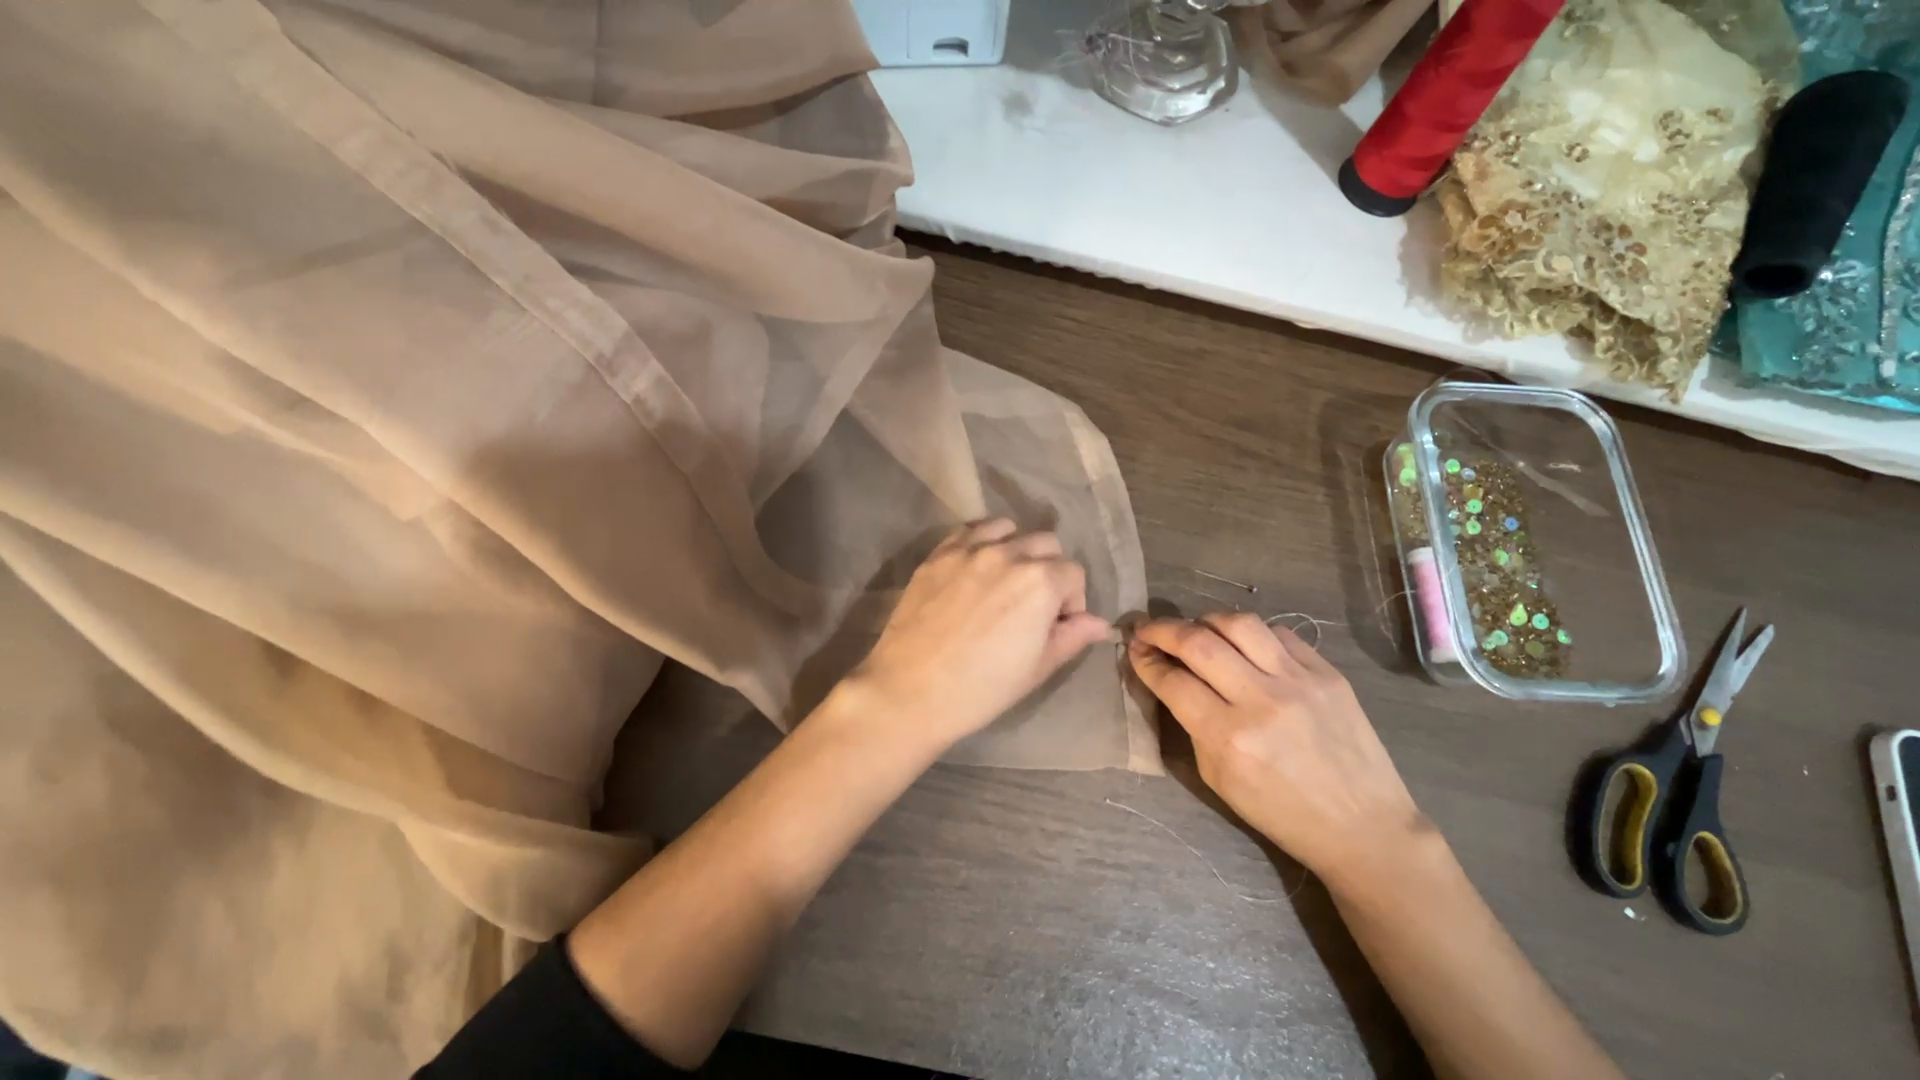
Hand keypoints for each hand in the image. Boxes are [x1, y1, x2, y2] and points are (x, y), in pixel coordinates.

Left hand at [850, 519, 1111, 751]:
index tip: (1055, 626)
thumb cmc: (982, 688)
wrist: (912, 690)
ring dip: (1016, 548)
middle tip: (1032, 605)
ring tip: (1004, 580)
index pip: (1073, 574)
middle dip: (1049, 570)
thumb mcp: (1037, 668)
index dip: (1071, 602)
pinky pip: (969, 530)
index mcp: (1041, 582)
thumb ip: (1071, 637)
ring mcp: (969, 550)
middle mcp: (1008, 554)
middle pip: (1045, 544)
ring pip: (1008, 530)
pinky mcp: (938, 554)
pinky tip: (976, 566)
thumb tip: (1100, 624)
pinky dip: (981, 541)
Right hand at [1127, 614, 1427, 890]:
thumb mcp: (1219, 780)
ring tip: (1195, 629)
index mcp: (1228, 738)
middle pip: (1199, 643)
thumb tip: (1173, 684)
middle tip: (1147, 629)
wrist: (1362, 825)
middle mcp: (1261, 700)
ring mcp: (1299, 681)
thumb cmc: (1282, 814)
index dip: (1146, 661)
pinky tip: (1243, 644)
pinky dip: (1252, 633)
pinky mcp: (1328, 672)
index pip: (1173, 681)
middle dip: (1163, 630)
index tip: (1133, 650)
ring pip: (1240, 624)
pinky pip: (1280, 634)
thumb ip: (1194, 728)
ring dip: (1206, 620)